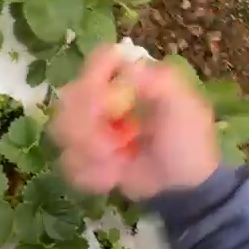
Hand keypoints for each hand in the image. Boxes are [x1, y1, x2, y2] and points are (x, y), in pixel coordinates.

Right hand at [51, 45, 219, 199]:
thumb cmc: (187, 140)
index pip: (96, 62)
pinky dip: (90, 174)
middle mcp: (103, 98)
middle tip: (110, 145)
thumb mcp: (183, 105)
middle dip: (85, 126)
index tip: (106, 104)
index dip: (93, 81)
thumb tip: (125, 70)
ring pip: (61, 130)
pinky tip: (114, 178)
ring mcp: (91, 127)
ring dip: (88, 152)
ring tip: (117, 163)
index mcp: (127, 79)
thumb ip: (158, 81)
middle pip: (69, 96)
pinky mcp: (85, 156)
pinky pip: (67, 161)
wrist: (185, 187)